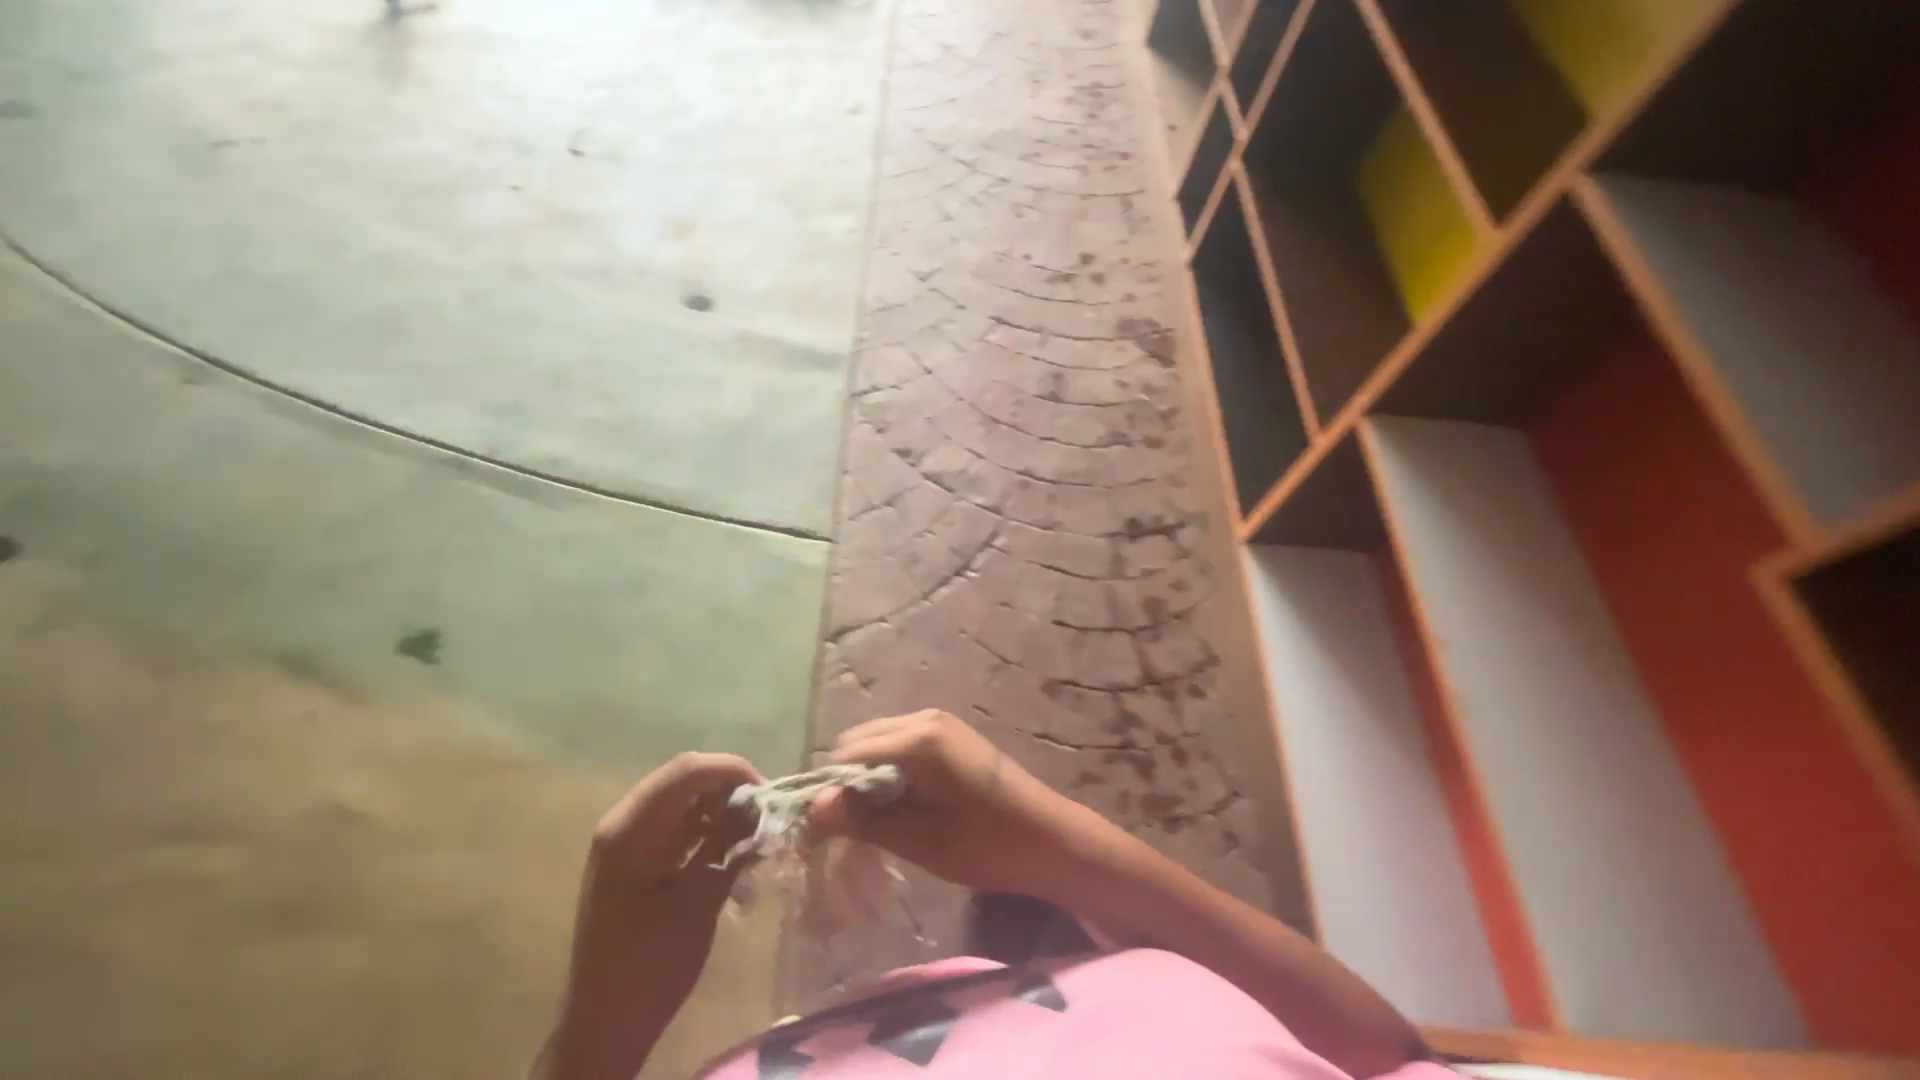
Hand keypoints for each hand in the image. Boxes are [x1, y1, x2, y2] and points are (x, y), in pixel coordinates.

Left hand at [553, 753, 761, 1079]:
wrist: (604, 1022)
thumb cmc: (651, 965)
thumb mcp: (699, 900)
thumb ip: (728, 845)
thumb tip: (760, 810)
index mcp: (631, 828)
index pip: (688, 770)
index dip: (734, 771)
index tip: (769, 798)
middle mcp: (622, 822)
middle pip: (682, 776)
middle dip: (728, 785)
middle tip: (763, 814)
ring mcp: (623, 839)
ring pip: (679, 796)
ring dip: (717, 803)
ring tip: (751, 830)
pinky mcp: (631, 858)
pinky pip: (672, 822)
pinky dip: (702, 824)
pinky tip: (727, 845)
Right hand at [809, 710, 1082, 893]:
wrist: (1051, 840)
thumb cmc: (989, 846)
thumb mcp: (921, 841)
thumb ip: (864, 820)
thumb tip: (812, 807)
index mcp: (918, 739)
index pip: (847, 756)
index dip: (830, 792)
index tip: (825, 832)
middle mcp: (925, 718)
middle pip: (859, 742)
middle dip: (847, 781)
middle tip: (851, 830)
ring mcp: (939, 722)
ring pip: (878, 742)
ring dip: (868, 777)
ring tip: (876, 822)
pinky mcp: (949, 734)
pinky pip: (900, 744)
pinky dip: (889, 770)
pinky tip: (901, 805)